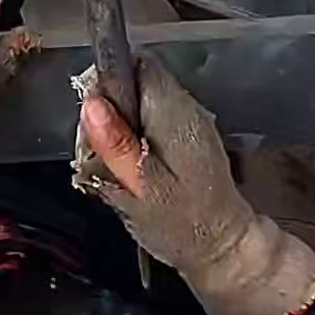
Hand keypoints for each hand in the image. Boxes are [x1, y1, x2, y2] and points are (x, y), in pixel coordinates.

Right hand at [74, 56, 314, 314]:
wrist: (224, 250)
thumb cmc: (181, 222)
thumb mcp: (140, 187)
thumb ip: (114, 143)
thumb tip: (91, 101)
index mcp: (172, 113)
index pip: (134, 64)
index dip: (105, 80)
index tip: (91, 114)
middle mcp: (182, 107)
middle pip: (128, 81)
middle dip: (103, 108)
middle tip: (98, 150)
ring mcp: (183, 119)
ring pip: (131, 100)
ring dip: (112, 125)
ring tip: (110, 163)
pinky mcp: (180, 133)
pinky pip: (140, 118)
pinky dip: (125, 136)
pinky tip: (126, 165)